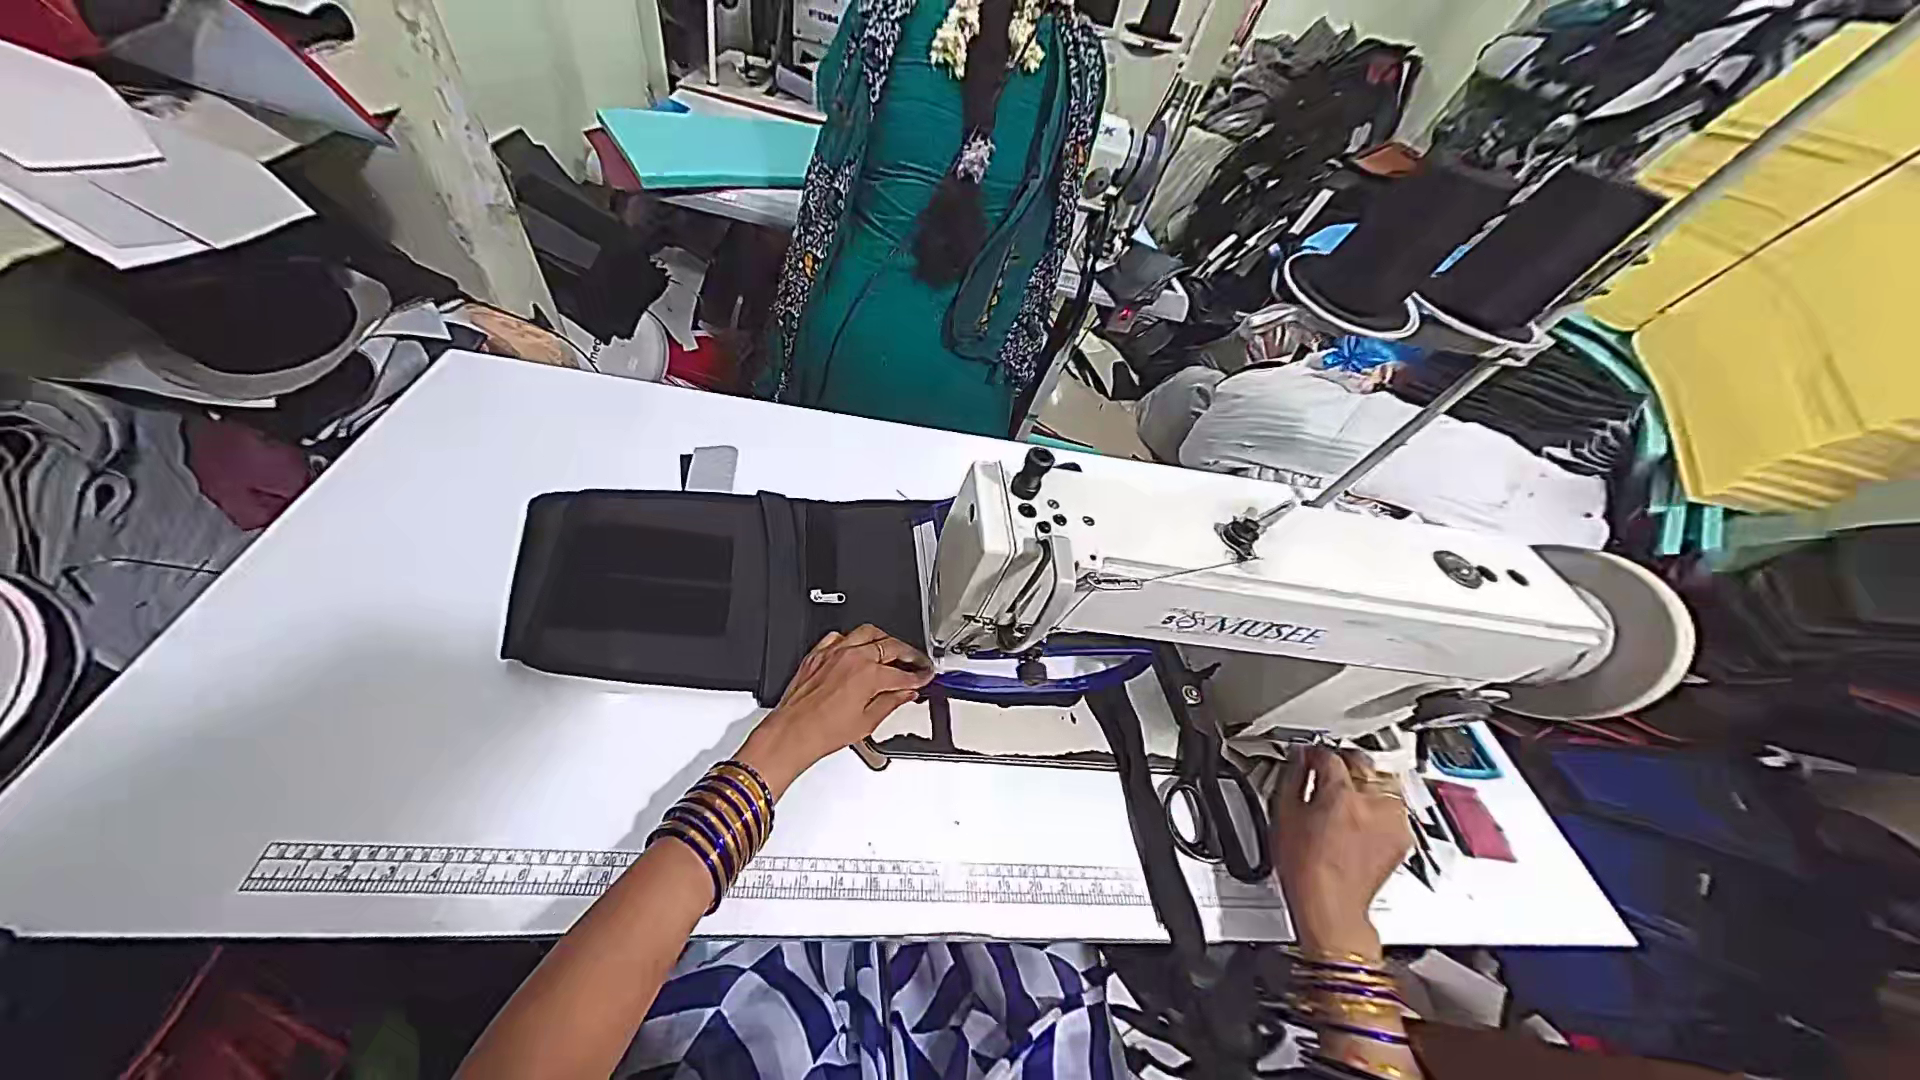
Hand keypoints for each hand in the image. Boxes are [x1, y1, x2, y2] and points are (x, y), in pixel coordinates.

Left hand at [736, 625, 932, 798]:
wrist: (791, 733)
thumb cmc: (822, 731)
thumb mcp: (867, 722)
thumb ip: (892, 702)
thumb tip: (905, 693)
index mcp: (869, 674)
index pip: (903, 672)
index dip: (919, 675)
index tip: (925, 676)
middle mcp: (852, 657)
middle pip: (891, 645)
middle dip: (909, 654)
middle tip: (917, 662)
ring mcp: (834, 652)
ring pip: (868, 632)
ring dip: (885, 639)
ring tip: (893, 649)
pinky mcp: (818, 654)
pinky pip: (839, 636)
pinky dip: (853, 639)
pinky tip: (857, 648)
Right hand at [1271, 746, 1412, 958]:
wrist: (1330, 905)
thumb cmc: (1305, 867)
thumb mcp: (1285, 812)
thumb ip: (1293, 777)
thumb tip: (1299, 759)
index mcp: (1342, 795)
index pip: (1330, 755)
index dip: (1314, 752)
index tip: (1308, 755)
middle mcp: (1374, 805)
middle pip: (1362, 762)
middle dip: (1343, 761)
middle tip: (1327, 766)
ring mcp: (1393, 823)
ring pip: (1383, 782)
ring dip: (1365, 780)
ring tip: (1347, 789)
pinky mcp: (1403, 838)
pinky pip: (1394, 807)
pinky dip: (1379, 803)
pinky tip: (1361, 811)